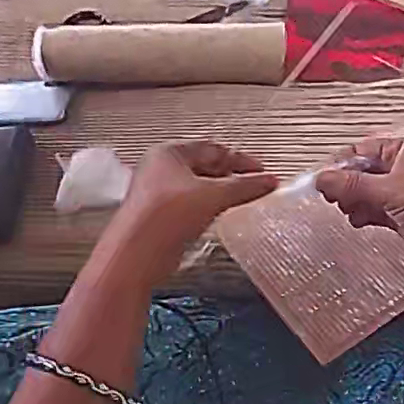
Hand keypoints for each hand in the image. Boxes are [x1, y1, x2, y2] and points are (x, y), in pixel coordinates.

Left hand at [105, 141, 277, 281]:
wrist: (137, 254)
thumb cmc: (163, 217)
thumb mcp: (213, 195)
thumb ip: (244, 186)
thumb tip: (266, 181)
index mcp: (168, 154)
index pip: (213, 149)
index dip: (240, 160)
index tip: (260, 171)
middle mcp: (160, 171)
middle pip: (205, 168)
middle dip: (231, 177)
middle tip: (255, 186)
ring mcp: (158, 195)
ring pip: (198, 189)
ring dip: (220, 195)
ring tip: (242, 201)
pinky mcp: (160, 219)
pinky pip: (190, 208)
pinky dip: (207, 210)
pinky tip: (220, 217)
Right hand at [313, 137, 403, 266]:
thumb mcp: (392, 189)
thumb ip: (353, 185)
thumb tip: (321, 178)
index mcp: (403, 151)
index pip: (362, 151)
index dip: (341, 164)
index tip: (323, 179)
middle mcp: (401, 169)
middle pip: (361, 173)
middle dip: (345, 185)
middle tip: (332, 197)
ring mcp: (402, 193)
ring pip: (365, 193)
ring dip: (352, 202)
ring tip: (346, 210)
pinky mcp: (401, 215)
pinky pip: (373, 211)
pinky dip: (363, 215)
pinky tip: (357, 220)